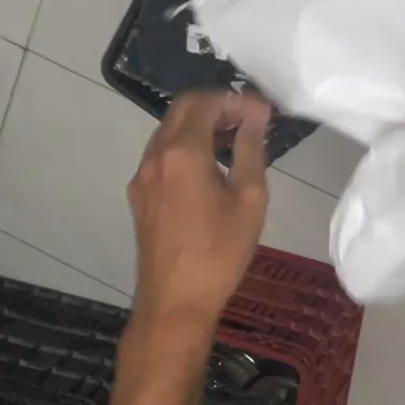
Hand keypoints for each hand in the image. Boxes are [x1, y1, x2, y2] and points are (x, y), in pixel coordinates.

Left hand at [126, 92, 270, 332]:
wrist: (174, 305)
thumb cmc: (219, 251)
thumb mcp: (249, 197)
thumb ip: (251, 148)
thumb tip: (256, 115)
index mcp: (183, 153)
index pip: (206, 103)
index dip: (237, 100)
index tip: (264, 113)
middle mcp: (155, 157)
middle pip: (183, 109)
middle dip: (218, 106)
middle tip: (251, 119)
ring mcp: (142, 177)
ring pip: (170, 129)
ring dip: (202, 124)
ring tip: (236, 140)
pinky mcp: (140, 196)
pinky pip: (163, 153)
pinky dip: (188, 144)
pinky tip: (213, 165)